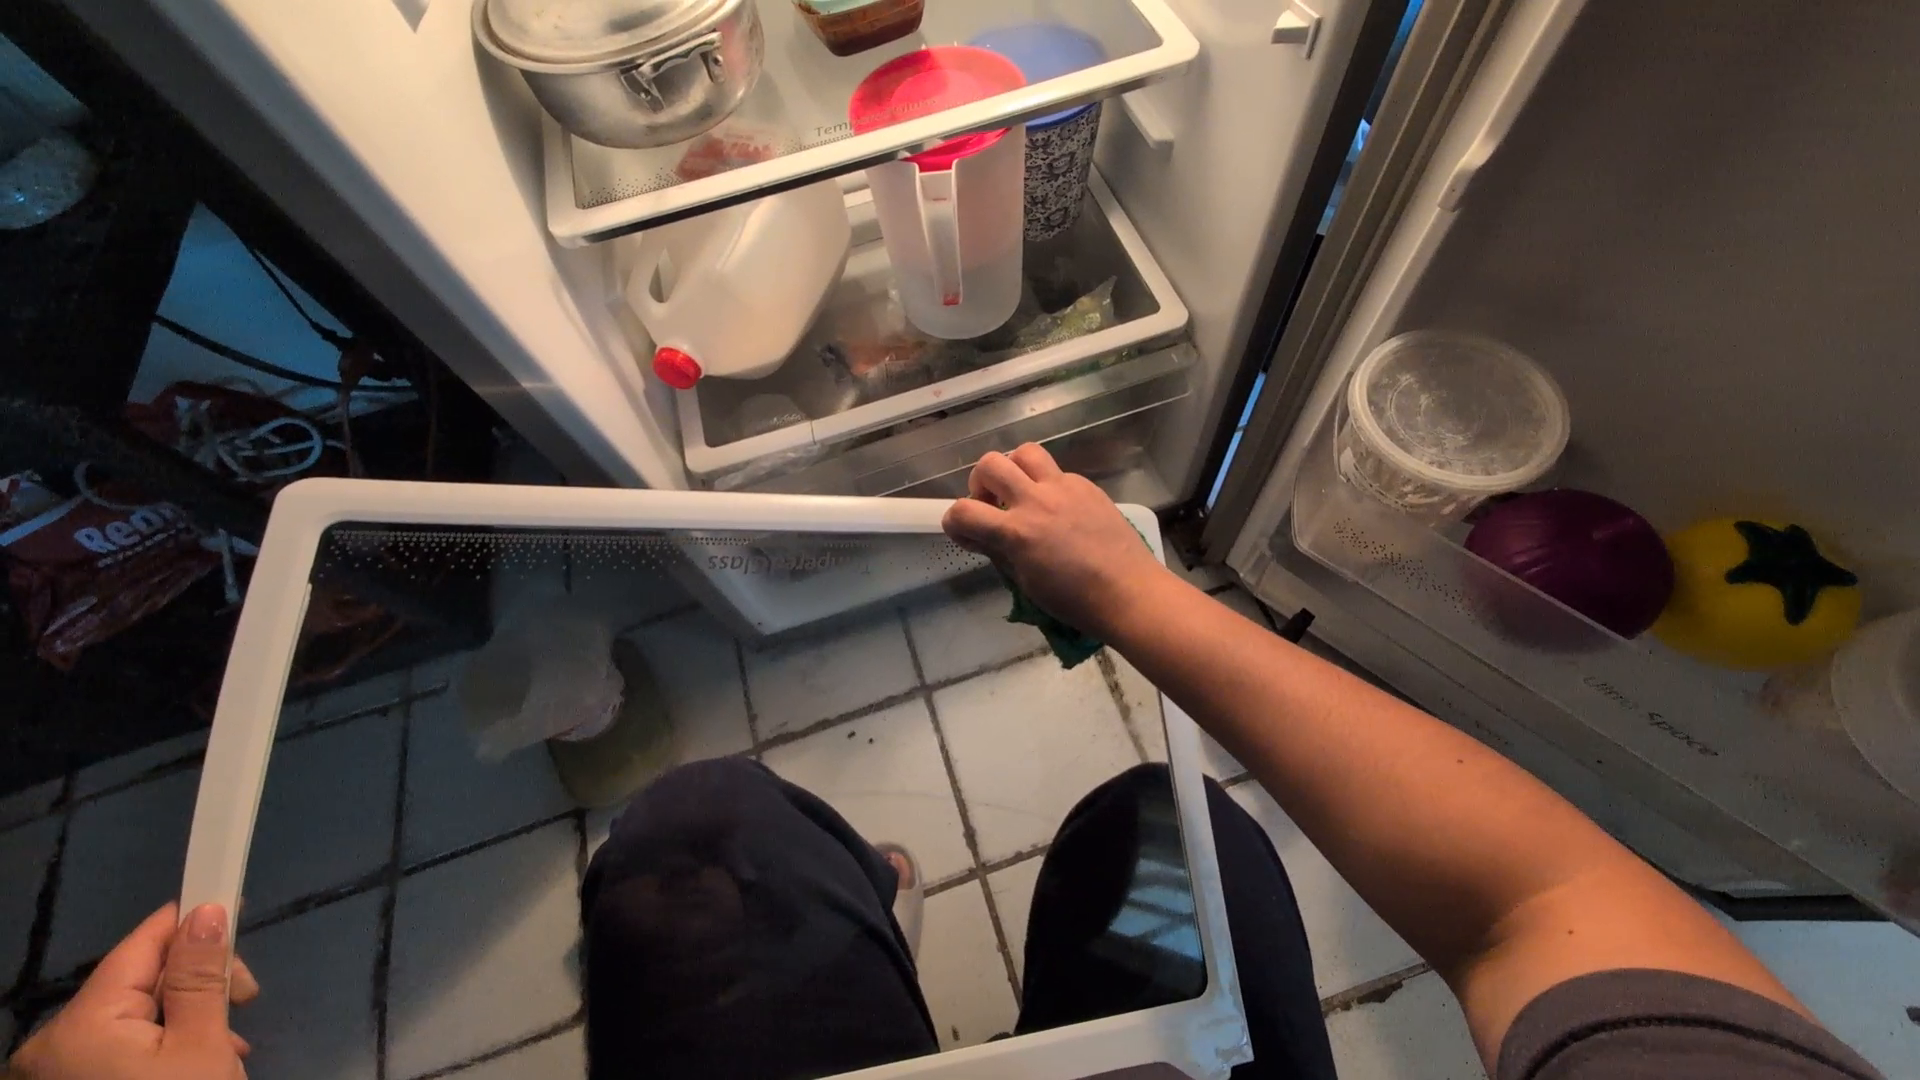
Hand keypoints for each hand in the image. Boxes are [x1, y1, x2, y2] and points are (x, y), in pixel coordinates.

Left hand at [10, 904, 259, 1079]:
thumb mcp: (203, 1042)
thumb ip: (202, 974)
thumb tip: (206, 910)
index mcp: (79, 1024)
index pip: (142, 943)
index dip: (192, 920)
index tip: (238, 911)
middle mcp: (47, 1046)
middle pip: (139, 978)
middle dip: (200, 980)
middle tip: (246, 1000)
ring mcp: (49, 1075)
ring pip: (134, 1013)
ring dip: (188, 1013)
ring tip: (225, 1043)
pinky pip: (116, 1046)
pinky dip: (162, 1042)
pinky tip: (196, 1062)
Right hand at [942, 445, 1177, 639]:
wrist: (1128, 592)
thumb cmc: (1075, 600)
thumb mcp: (1026, 582)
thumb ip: (998, 551)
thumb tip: (978, 536)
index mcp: (1017, 532)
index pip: (964, 512)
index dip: (953, 521)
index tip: (963, 531)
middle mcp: (1037, 501)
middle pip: (990, 464)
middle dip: (980, 483)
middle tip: (990, 504)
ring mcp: (1064, 488)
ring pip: (1025, 452)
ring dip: (1013, 468)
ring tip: (1019, 492)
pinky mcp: (1087, 486)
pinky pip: (1056, 472)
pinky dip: (1046, 484)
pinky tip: (1058, 510)